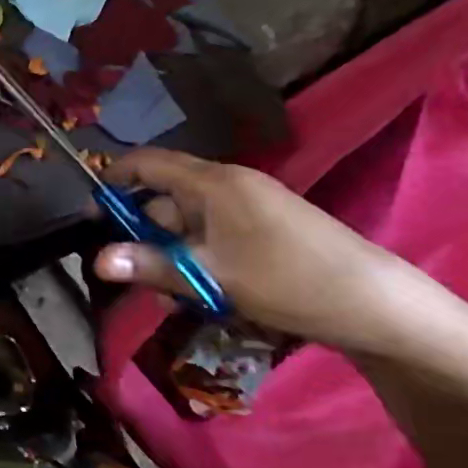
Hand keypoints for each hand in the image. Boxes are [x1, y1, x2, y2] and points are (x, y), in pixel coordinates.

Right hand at [91, 149, 429, 356]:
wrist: (375, 304)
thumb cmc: (286, 279)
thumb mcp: (211, 276)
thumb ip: (152, 266)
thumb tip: (97, 260)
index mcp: (214, 182)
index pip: (149, 163)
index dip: (116, 178)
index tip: (92, 209)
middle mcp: (229, 186)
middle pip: (167, 199)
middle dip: (144, 235)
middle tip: (129, 274)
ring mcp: (250, 208)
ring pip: (190, 225)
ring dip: (172, 256)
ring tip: (169, 296)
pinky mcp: (265, 231)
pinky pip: (215, 238)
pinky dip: (199, 262)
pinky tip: (201, 295)